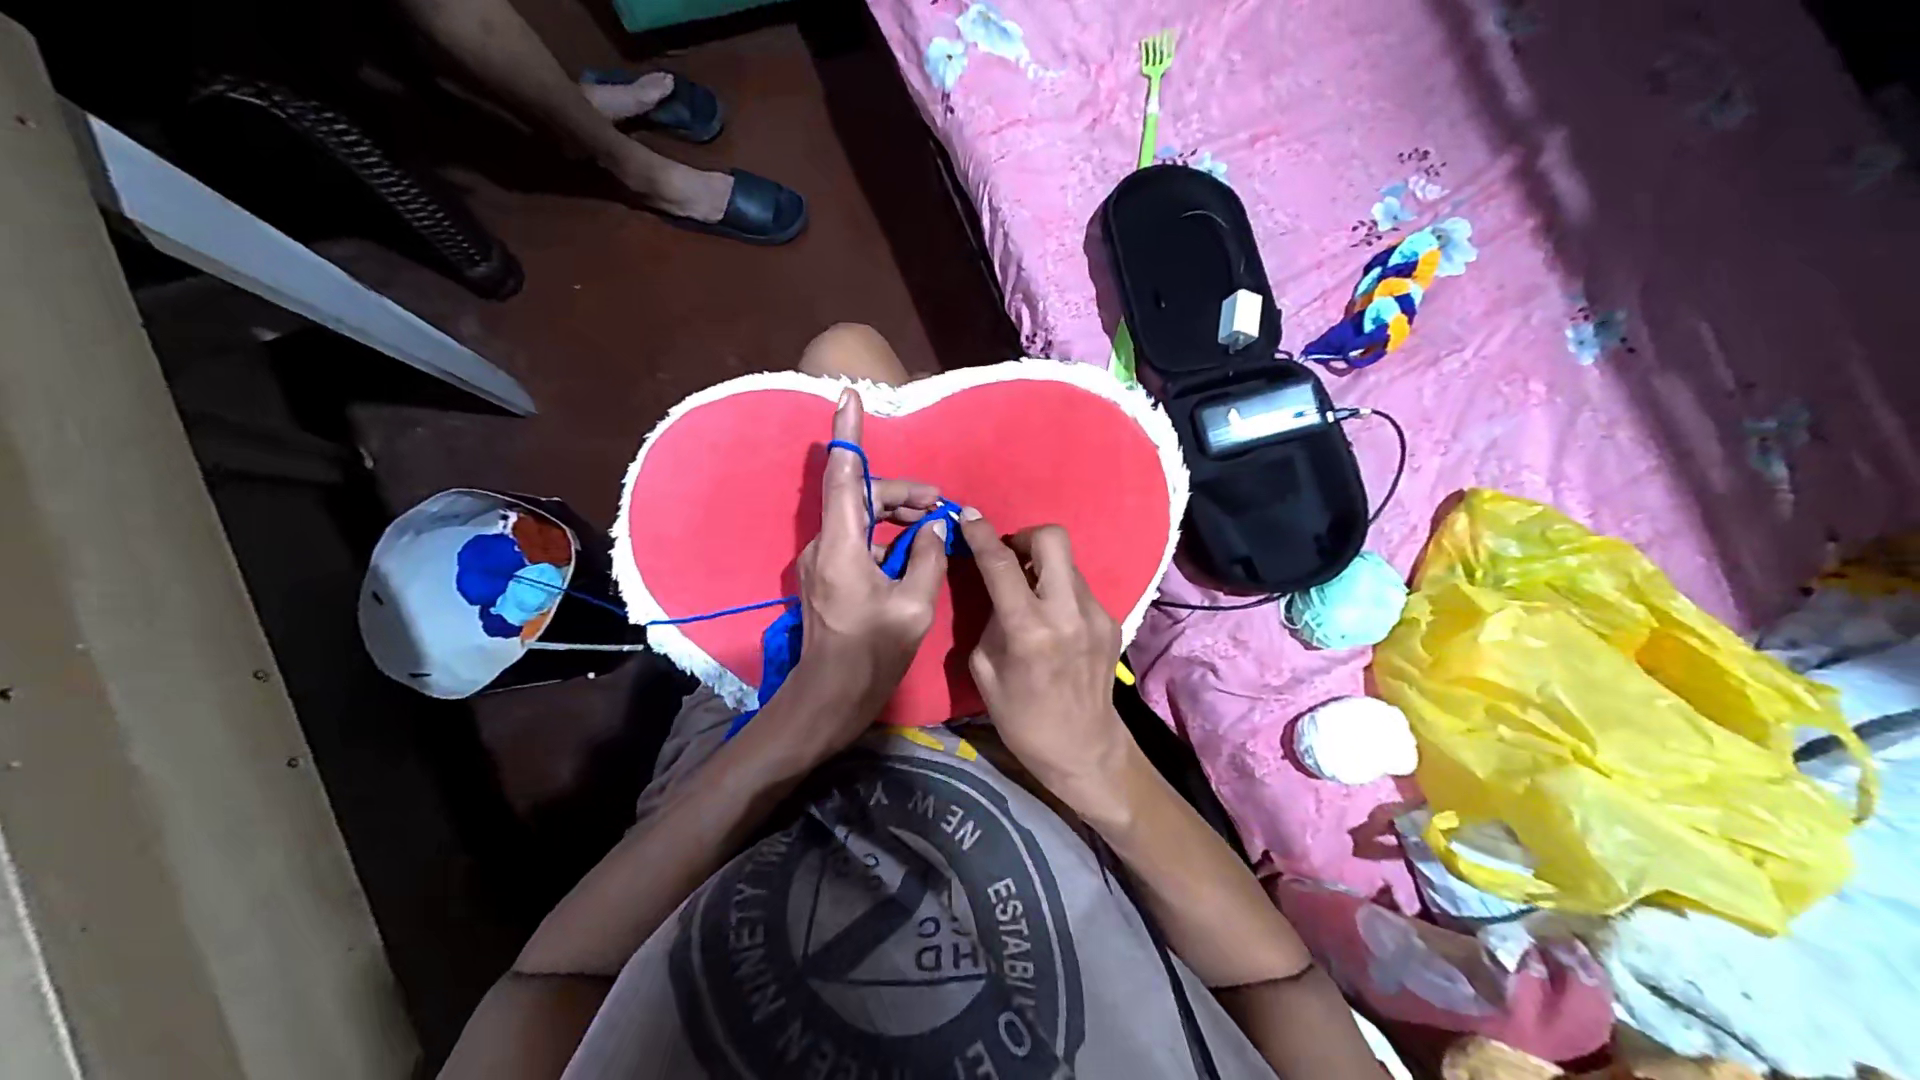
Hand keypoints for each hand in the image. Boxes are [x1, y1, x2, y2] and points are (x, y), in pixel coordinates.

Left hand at [777, 388, 949, 753]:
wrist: (831, 695)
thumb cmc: (872, 654)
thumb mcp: (913, 607)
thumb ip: (926, 558)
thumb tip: (933, 527)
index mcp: (843, 547)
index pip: (844, 476)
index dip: (847, 433)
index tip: (848, 395)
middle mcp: (825, 544)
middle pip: (861, 495)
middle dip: (900, 492)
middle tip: (940, 506)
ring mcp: (823, 560)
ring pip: (860, 516)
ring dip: (896, 513)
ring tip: (933, 525)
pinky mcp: (828, 574)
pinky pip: (858, 538)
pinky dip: (885, 534)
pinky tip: (913, 548)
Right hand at [957, 515, 1134, 810]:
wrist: (1084, 748)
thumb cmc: (1022, 718)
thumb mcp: (985, 670)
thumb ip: (990, 619)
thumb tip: (995, 586)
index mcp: (1029, 630)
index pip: (1002, 564)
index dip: (981, 534)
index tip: (968, 515)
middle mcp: (1068, 613)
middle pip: (1052, 539)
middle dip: (1025, 535)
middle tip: (1008, 555)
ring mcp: (1096, 614)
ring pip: (1068, 561)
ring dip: (1042, 565)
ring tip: (1027, 590)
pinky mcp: (1111, 621)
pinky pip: (1079, 586)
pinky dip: (1058, 588)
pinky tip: (1050, 615)